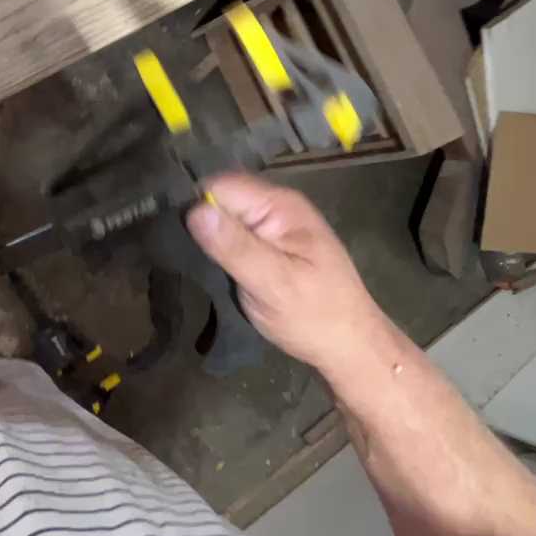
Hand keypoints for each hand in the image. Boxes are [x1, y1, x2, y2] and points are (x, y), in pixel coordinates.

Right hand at [186, 174, 396, 377]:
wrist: (352, 349)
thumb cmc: (316, 317)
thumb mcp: (274, 285)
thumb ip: (235, 247)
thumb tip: (195, 211)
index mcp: (279, 206)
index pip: (220, 186)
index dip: (197, 207)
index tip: (183, 238)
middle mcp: (275, 206)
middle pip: (220, 197)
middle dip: (201, 221)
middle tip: (188, 254)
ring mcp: (273, 224)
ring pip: (224, 215)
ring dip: (209, 235)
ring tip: (197, 261)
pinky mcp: (268, 243)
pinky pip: (233, 232)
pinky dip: (219, 245)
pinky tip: (213, 265)